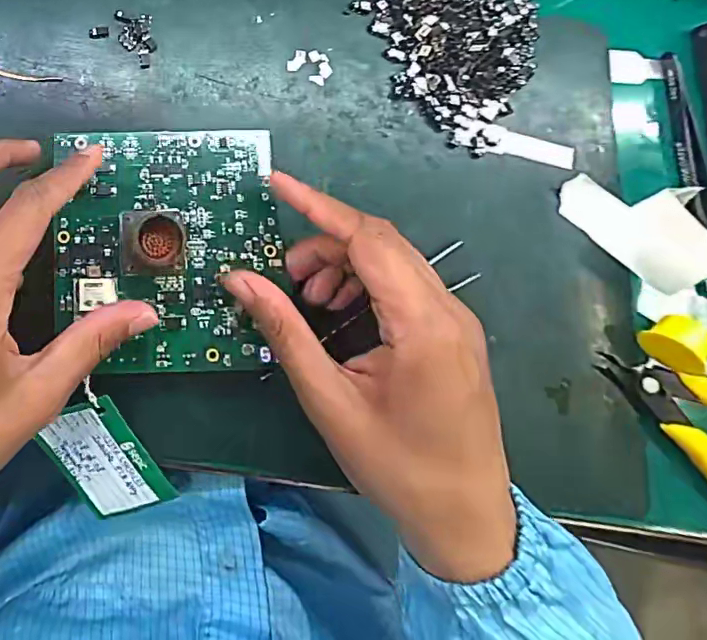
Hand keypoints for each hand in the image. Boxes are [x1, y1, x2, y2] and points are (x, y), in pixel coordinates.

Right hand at [223, 173, 516, 582]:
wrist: (467, 522)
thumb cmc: (395, 464)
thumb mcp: (327, 397)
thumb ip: (283, 328)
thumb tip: (239, 279)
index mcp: (422, 325)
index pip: (366, 239)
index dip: (317, 204)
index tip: (275, 182)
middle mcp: (447, 310)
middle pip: (378, 241)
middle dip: (321, 243)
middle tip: (283, 273)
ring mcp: (455, 321)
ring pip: (389, 258)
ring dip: (339, 263)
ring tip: (307, 298)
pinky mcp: (450, 333)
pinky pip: (400, 283)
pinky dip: (359, 282)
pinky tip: (335, 311)